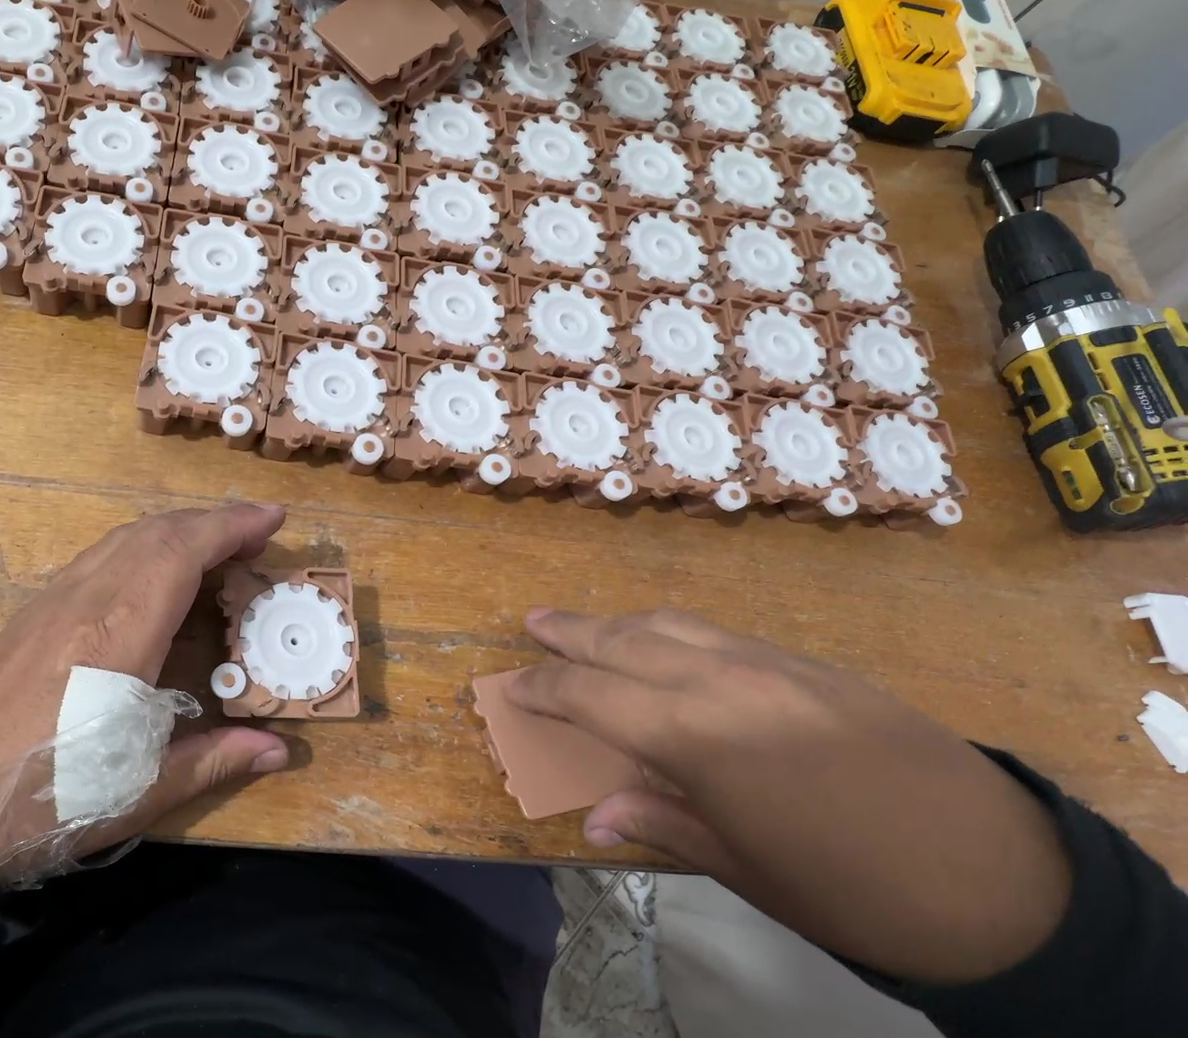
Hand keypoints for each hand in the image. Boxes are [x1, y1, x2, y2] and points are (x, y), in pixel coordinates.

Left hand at [0, 504, 290, 886]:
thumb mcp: (139, 793)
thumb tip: (278, 750)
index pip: (178, 554)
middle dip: (210, 522)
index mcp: (117, 639)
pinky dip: (139, 549)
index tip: (272, 519)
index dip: (229, 526)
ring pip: (120, 540)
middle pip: (153, 534)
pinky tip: (152, 576)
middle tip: (255, 534)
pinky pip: (95, 559)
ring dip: (173, 531)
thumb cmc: (45, 800)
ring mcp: (50, 603)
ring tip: (214, 547)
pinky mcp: (30, 614)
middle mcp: (84, 604)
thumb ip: (213, 762)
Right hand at [509, 607, 1071, 984]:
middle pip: (625, 641)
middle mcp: (723, 680)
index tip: (510, 687)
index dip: (543, 689)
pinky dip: (677, 633)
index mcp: (695, 734)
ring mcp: (772, 665)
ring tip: (590, 626)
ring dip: (622, 623)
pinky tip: (673, 649)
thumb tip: (596, 817)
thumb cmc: (848, 888)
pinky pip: (722, 635)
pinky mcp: (814, 667)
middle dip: (571, 632)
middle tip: (532, 621)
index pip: (592, 695)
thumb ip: (662, 823)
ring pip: (675, 625)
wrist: (1000, 875)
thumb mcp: (743, 868)